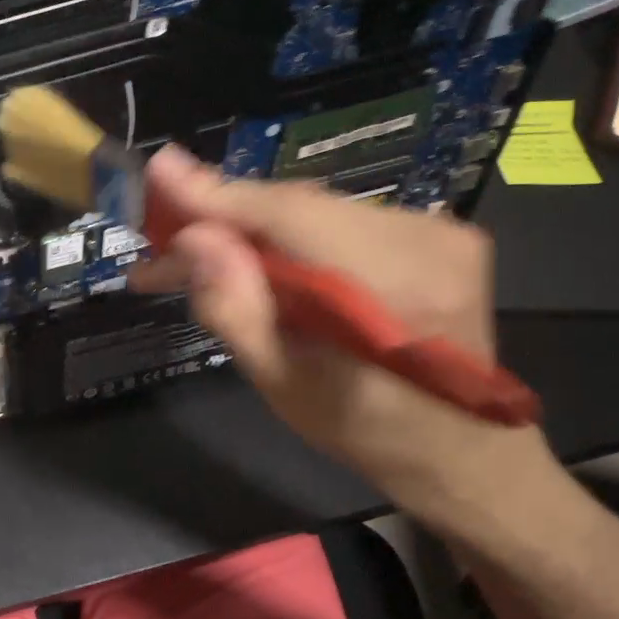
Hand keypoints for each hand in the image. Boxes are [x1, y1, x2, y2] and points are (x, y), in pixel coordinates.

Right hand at [130, 145, 547, 513]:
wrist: (460, 447)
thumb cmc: (362, 428)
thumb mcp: (280, 381)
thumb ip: (233, 307)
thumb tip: (192, 240)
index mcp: (388, 284)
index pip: (287, 213)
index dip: (216, 194)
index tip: (158, 171)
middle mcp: (423, 240)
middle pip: (296, 206)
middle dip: (221, 220)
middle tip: (158, 248)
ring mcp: (437, 232)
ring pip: (312, 210)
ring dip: (249, 230)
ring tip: (193, 260)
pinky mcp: (436, 234)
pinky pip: (337, 220)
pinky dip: (287, 236)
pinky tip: (254, 261)